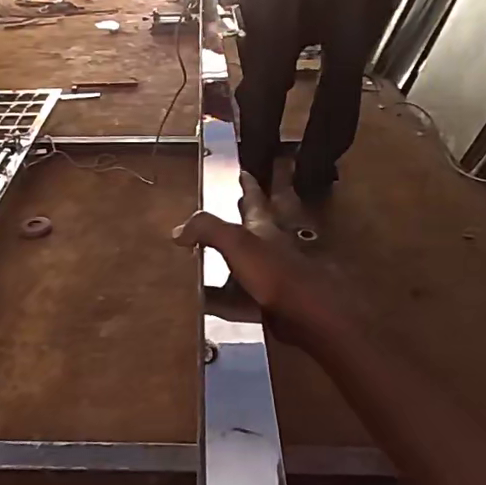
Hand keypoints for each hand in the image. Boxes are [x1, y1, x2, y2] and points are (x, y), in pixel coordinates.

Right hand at [171, 174, 361, 350]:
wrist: (307, 313)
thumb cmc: (276, 271)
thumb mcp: (237, 242)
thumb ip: (208, 230)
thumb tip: (178, 230)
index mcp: (264, 227)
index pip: (255, 198)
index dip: (248, 185)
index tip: (244, 172)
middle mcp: (271, 246)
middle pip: (258, 226)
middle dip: (247, 215)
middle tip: (238, 203)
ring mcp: (273, 274)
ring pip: (249, 260)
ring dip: (233, 258)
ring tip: (213, 254)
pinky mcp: (270, 302)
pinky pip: (240, 296)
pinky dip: (223, 299)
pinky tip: (208, 303)